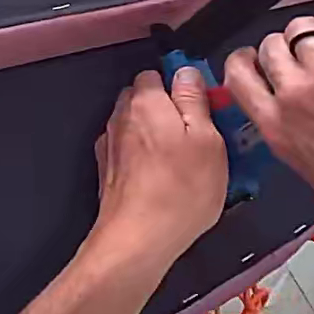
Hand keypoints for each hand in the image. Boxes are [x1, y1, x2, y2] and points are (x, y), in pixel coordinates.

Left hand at [90, 69, 227, 258]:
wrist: (137, 241)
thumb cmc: (181, 188)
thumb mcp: (207, 139)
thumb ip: (194, 99)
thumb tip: (186, 72)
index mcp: (147, 101)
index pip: (157, 73)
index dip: (179, 86)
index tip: (200, 107)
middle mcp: (122, 116)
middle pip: (142, 97)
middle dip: (164, 108)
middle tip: (194, 134)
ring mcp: (109, 145)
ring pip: (134, 125)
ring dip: (152, 133)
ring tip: (180, 161)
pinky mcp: (106, 173)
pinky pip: (127, 150)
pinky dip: (140, 156)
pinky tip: (158, 178)